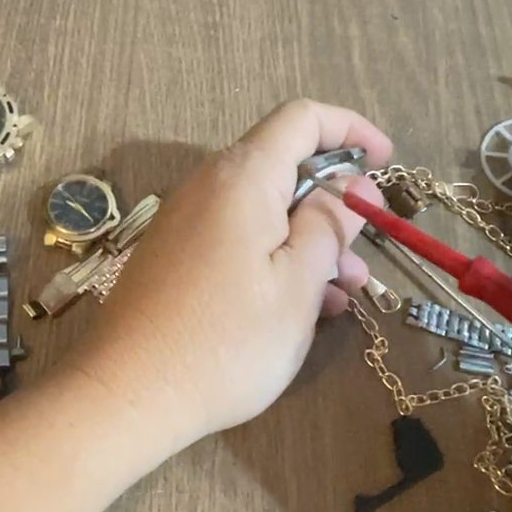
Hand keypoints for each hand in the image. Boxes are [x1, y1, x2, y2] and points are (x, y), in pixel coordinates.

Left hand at [65, 99, 390, 454]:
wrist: (127, 393)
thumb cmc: (224, 342)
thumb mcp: (297, 286)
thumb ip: (328, 227)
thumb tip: (351, 189)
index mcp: (241, 178)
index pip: (302, 118)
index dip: (351, 129)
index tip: (384, 162)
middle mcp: (206, 187)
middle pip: (282, 167)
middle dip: (332, 202)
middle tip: (364, 253)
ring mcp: (184, 223)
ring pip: (262, 212)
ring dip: (308, 241)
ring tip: (344, 293)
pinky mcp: (173, 257)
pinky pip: (235, 240)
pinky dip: (273, 259)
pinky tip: (298, 309)